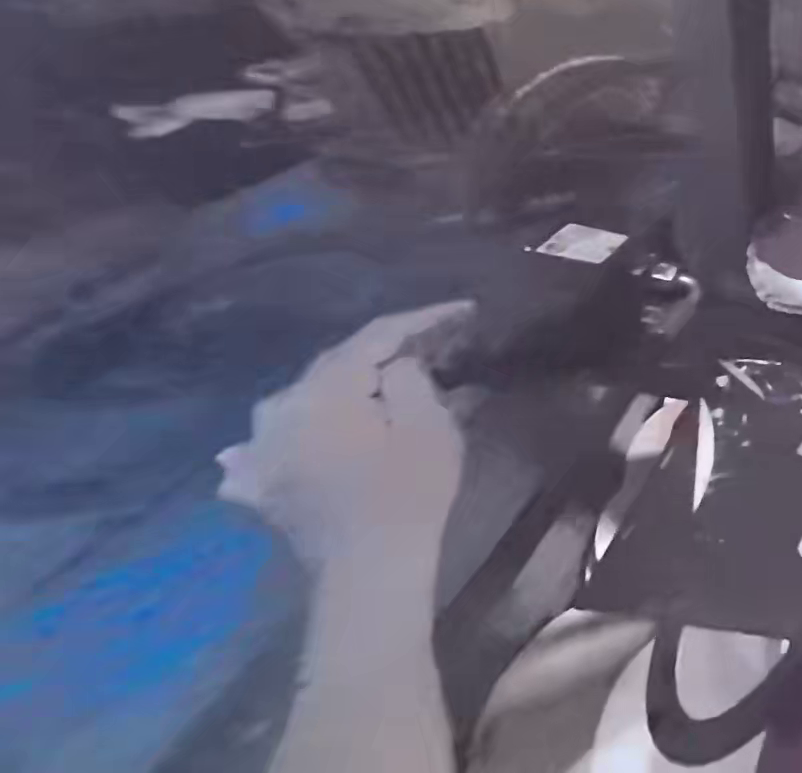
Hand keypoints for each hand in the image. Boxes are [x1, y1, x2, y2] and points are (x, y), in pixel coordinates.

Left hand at [218, 301, 475, 569]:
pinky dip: (312, 424)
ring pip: (311, 396)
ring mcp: (259, 450)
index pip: (376, 336)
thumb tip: (398, 365)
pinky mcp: (261, 482)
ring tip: (389, 376)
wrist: (369, 567)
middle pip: (339, 364)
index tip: (466, 310)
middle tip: (440, 341)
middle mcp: (276, 412)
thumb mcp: (429, 424)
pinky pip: (284, 436)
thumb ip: (410, 378)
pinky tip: (316, 429)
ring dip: (352, 382)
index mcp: (320, 393)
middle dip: (389, 349)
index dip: (425, 318)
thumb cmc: (409, 490)